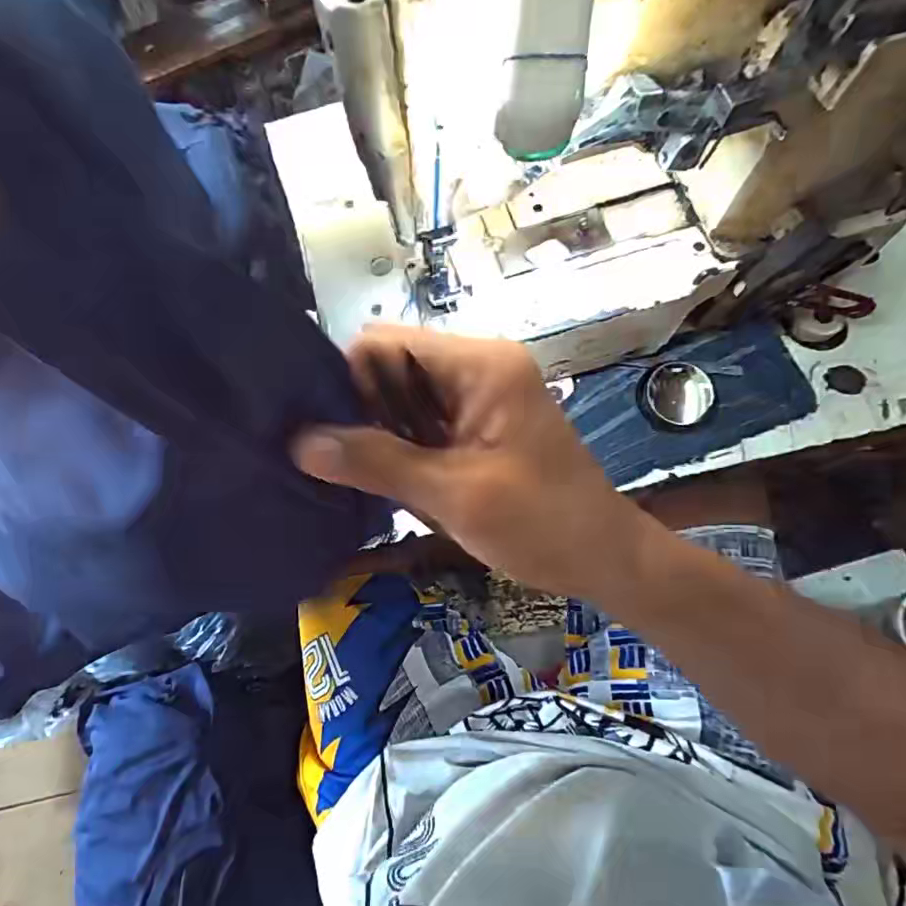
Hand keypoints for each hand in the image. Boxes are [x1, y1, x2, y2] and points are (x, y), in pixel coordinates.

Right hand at [292, 325, 649, 596]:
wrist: (606, 560)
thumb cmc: (542, 524)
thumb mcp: (455, 494)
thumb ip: (376, 463)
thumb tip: (299, 443)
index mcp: (479, 366)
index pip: (385, 345)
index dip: (345, 380)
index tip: (315, 428)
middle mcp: (474, 370)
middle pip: (389, 370)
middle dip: (356, 411)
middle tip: (322, 459)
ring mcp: (475, 401)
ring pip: (399, 401)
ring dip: (373, 435)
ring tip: (340, 473)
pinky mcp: (474, 431)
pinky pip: (418, 427)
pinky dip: (395, 451)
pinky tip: (373, 480)